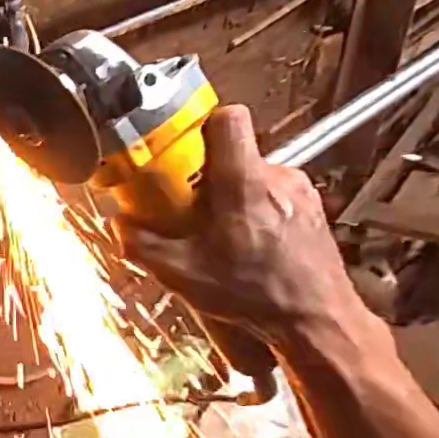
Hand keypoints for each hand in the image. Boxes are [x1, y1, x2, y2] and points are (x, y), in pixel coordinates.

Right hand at [122, 104, 362, 342]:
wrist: (315, 319)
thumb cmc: (260, 296)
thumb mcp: (182, 274)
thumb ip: (142, 245)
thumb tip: (123, 226)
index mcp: (244, 184)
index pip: (227, 118)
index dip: (199, 126)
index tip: (177, 152)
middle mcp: (277, 178)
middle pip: (230, 153)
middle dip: (202, 176)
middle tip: (185, 208)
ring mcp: (298, 192)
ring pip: (250, 175)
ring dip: (227, 196)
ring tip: (214, 233)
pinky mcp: (309, 208)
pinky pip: (270, 193)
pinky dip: (250, 210)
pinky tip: (240, 244)